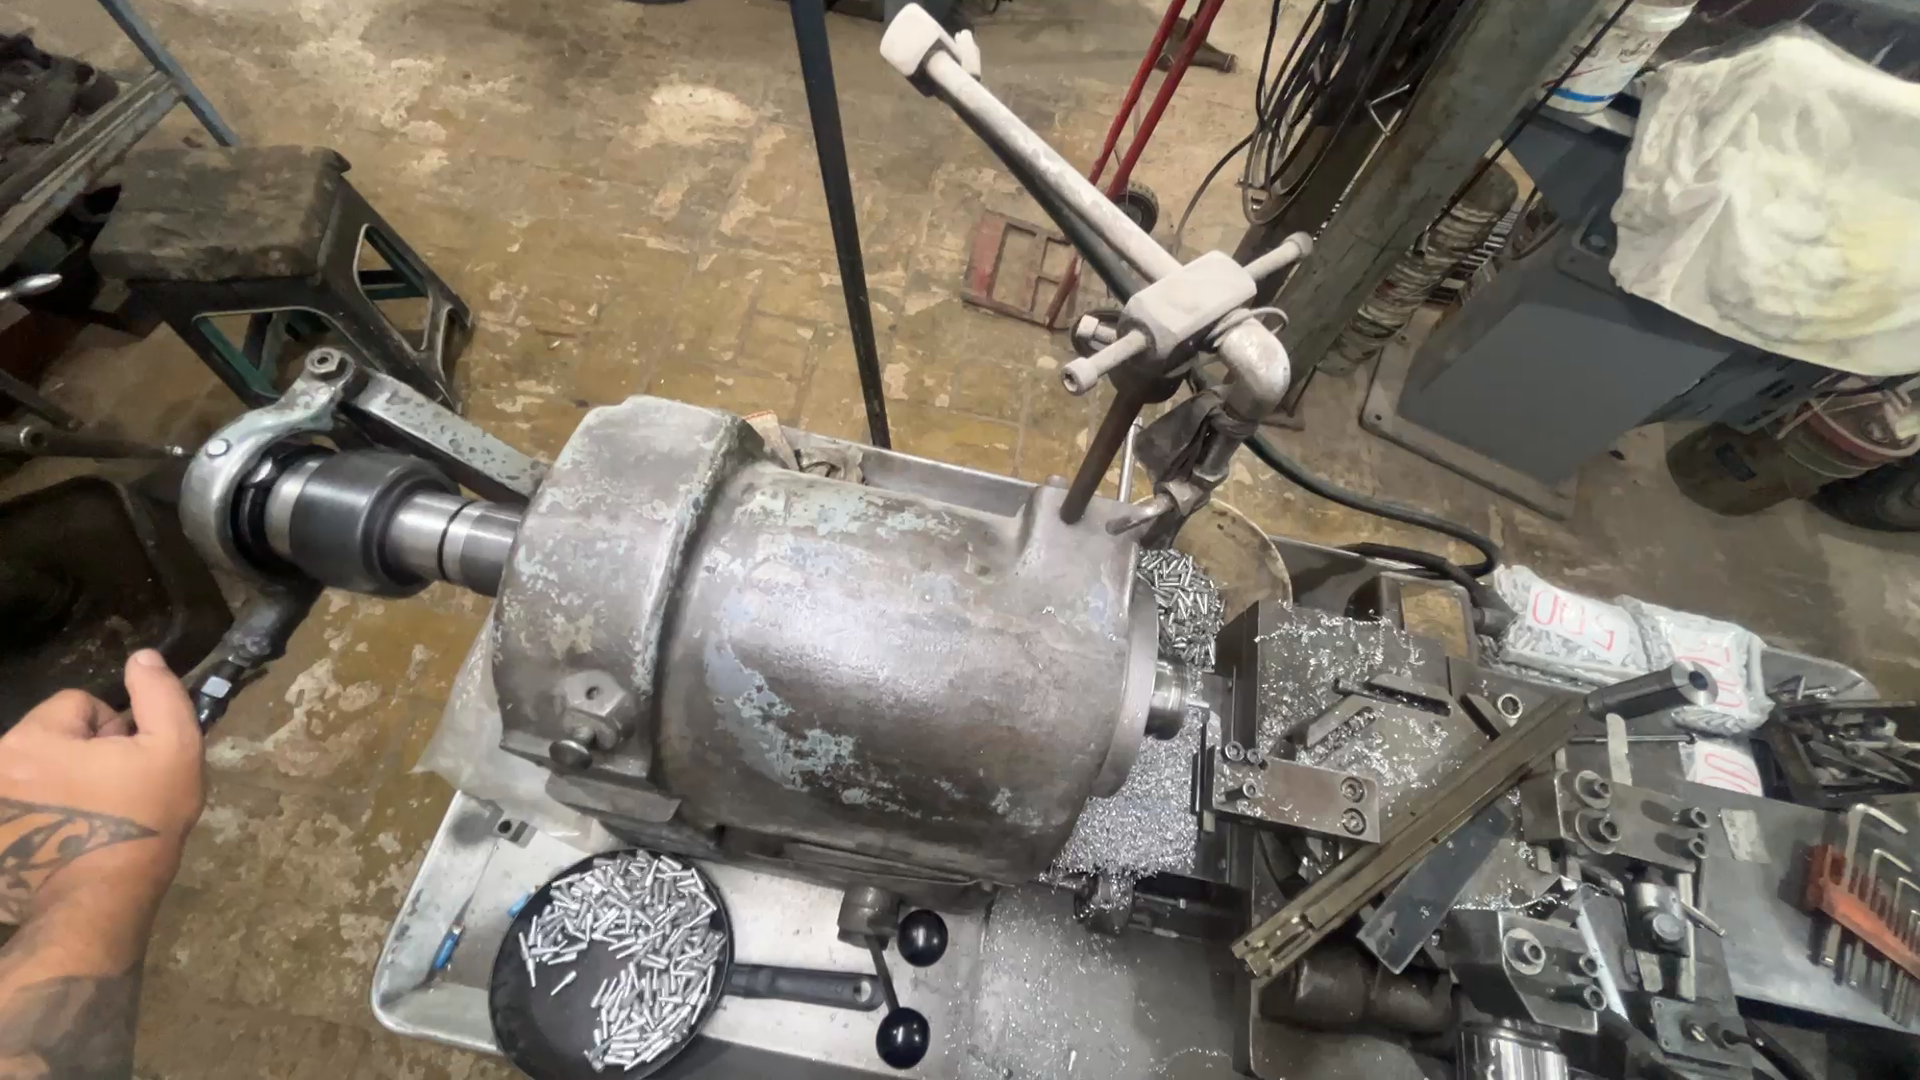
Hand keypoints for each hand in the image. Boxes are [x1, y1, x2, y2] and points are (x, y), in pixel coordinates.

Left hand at [0, 651, 203, 924]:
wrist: (104, 886)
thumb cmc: (146, 809)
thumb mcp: (176, 745)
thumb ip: (160, 695)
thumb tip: (143, 657)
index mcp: (31, 740)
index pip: (77, 703)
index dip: (114, 726)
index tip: (130, 758)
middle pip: (49, 735)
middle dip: (82, 752)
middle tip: (115, 785)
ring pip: (33, 767)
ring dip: (62, 779)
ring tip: (92, 810)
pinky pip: (21, 798)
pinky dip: (41, 807)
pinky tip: (66, 829)